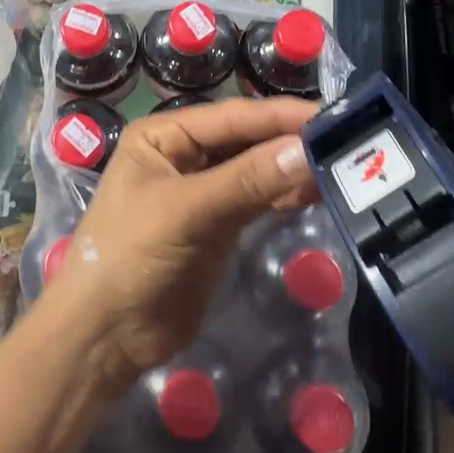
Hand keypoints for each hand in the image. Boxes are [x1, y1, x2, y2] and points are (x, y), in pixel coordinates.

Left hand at [40, 96, 320, 387]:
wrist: (106, 335)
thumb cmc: (131, 257)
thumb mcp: (186, 212)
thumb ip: (246, 181)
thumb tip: (306, 149)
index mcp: (164, 135)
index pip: (232, 117)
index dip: (280, 116)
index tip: (332, 117)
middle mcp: (183, 155)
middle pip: (247, 140)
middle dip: (290, 141)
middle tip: (347, 142)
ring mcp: (202, 191)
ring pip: (255, 169)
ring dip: (291, 169)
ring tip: (341, 168)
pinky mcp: (217, 226)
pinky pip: (257, 199)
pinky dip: (283, 196)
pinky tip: (314, 194)